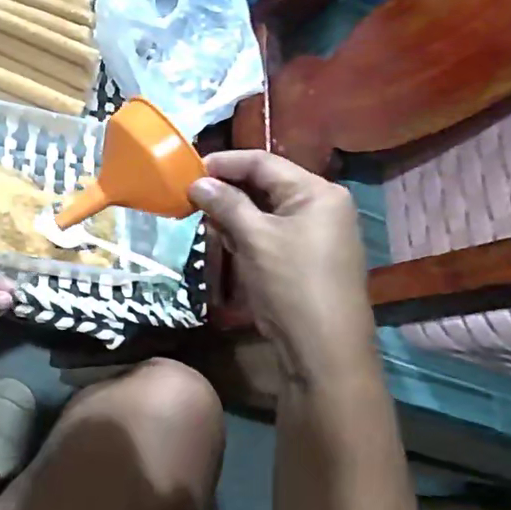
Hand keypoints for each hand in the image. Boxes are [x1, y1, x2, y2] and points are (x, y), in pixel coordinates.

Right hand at [188, 150, 373, 380]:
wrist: (323, 347)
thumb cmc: (290, 282)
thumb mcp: (253, 237)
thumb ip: (225, 203)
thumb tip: (197, 182)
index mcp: (317, 192)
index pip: (263, 162)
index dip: (223, 162)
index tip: (186, 170)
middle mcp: (321, 206)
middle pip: (265, 183)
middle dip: (225, 188)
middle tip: (188, 194)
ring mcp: (316, 232)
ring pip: (264, 208)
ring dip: (232, 210)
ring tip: (199, 216)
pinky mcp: (306, 256)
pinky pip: (270, 230)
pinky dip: (245, 230)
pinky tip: (222, 238)